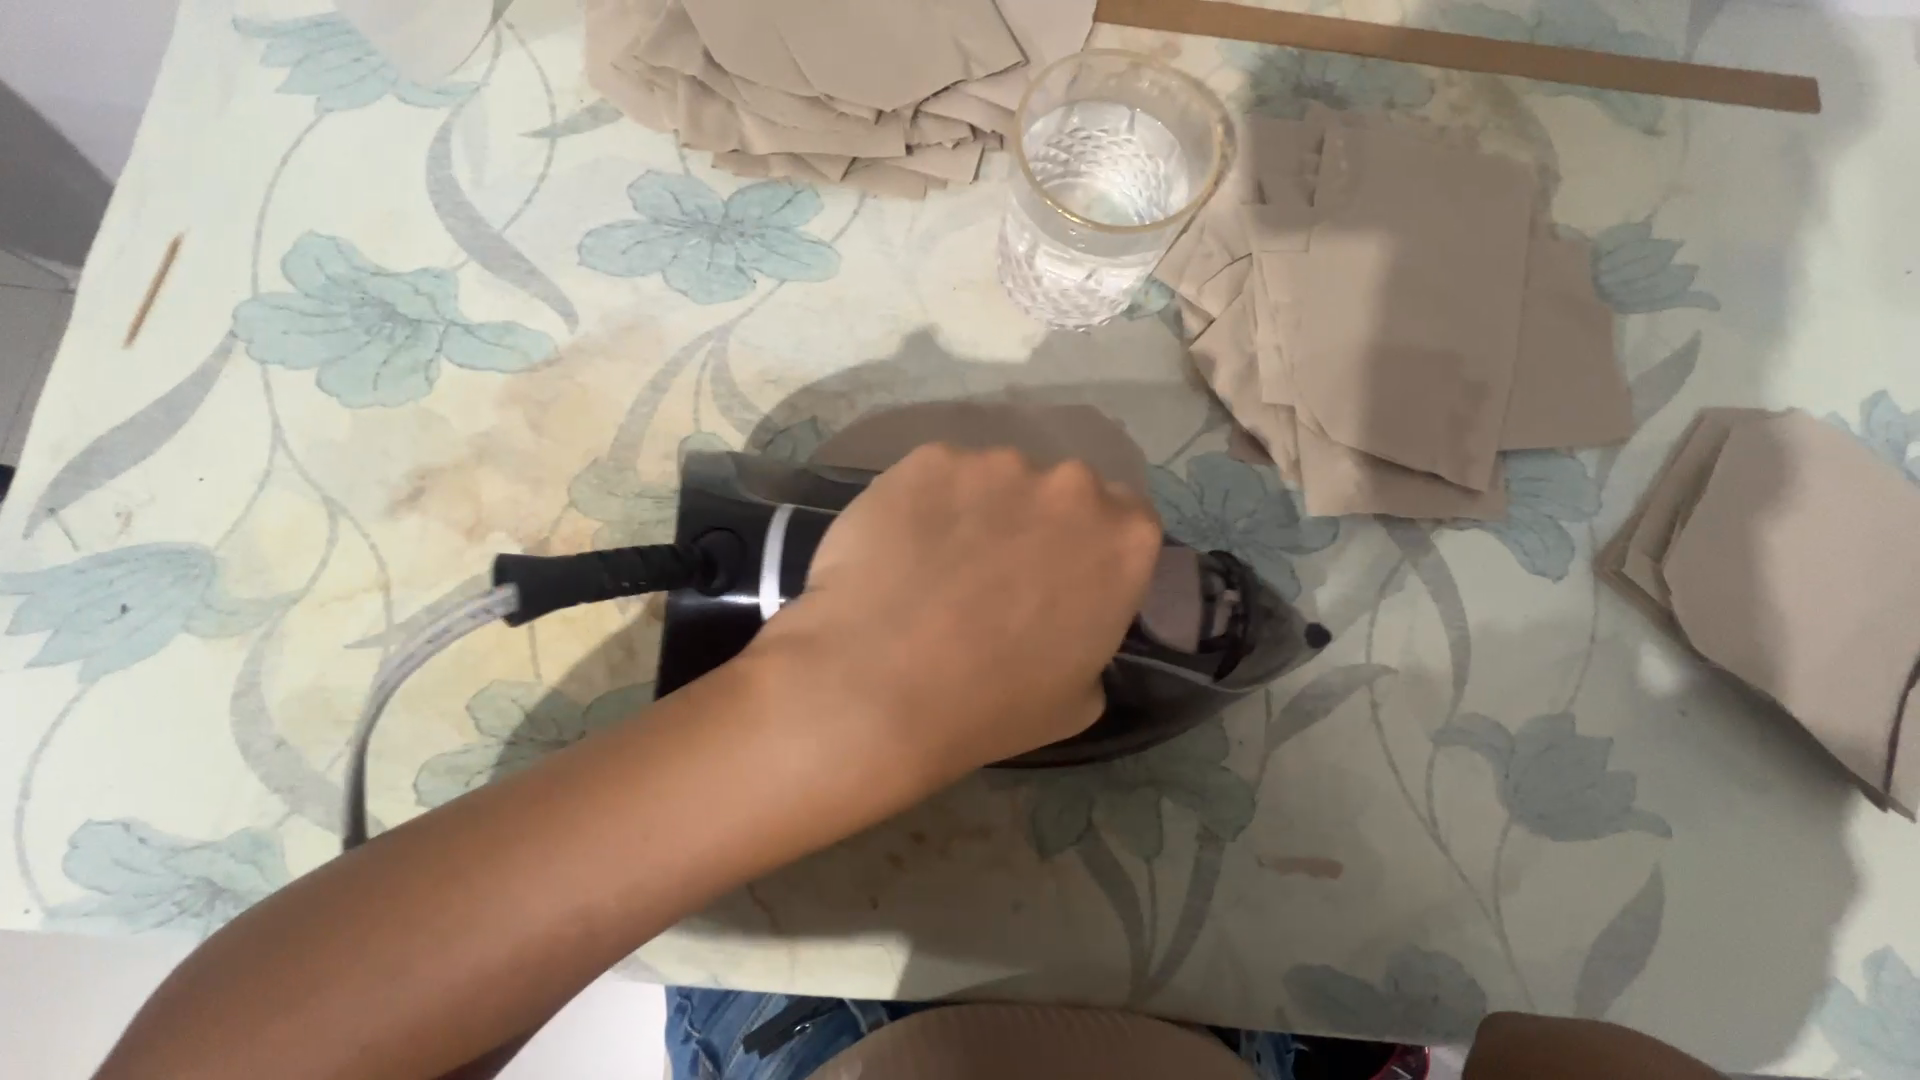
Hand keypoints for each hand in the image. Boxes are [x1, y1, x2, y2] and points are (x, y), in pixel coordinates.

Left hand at [746, 444, 1163, 790]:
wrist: (880, 684)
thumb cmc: (992, 705)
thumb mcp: (1079, 699)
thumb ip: (1092, 639)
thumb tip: (1067, 622)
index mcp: (1125, 540)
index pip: (1127, 521)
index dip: (1092, 549)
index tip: (1062, 577)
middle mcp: (1071, 485)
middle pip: (1062, 493)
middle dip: (1038, 523)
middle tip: (994, 573)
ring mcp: (996, 464)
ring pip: (995, 480)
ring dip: (978, 511)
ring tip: (933, 565)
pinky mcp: (929, 458)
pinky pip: (937, 478)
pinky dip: (924, 505)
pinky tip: (897, 550)